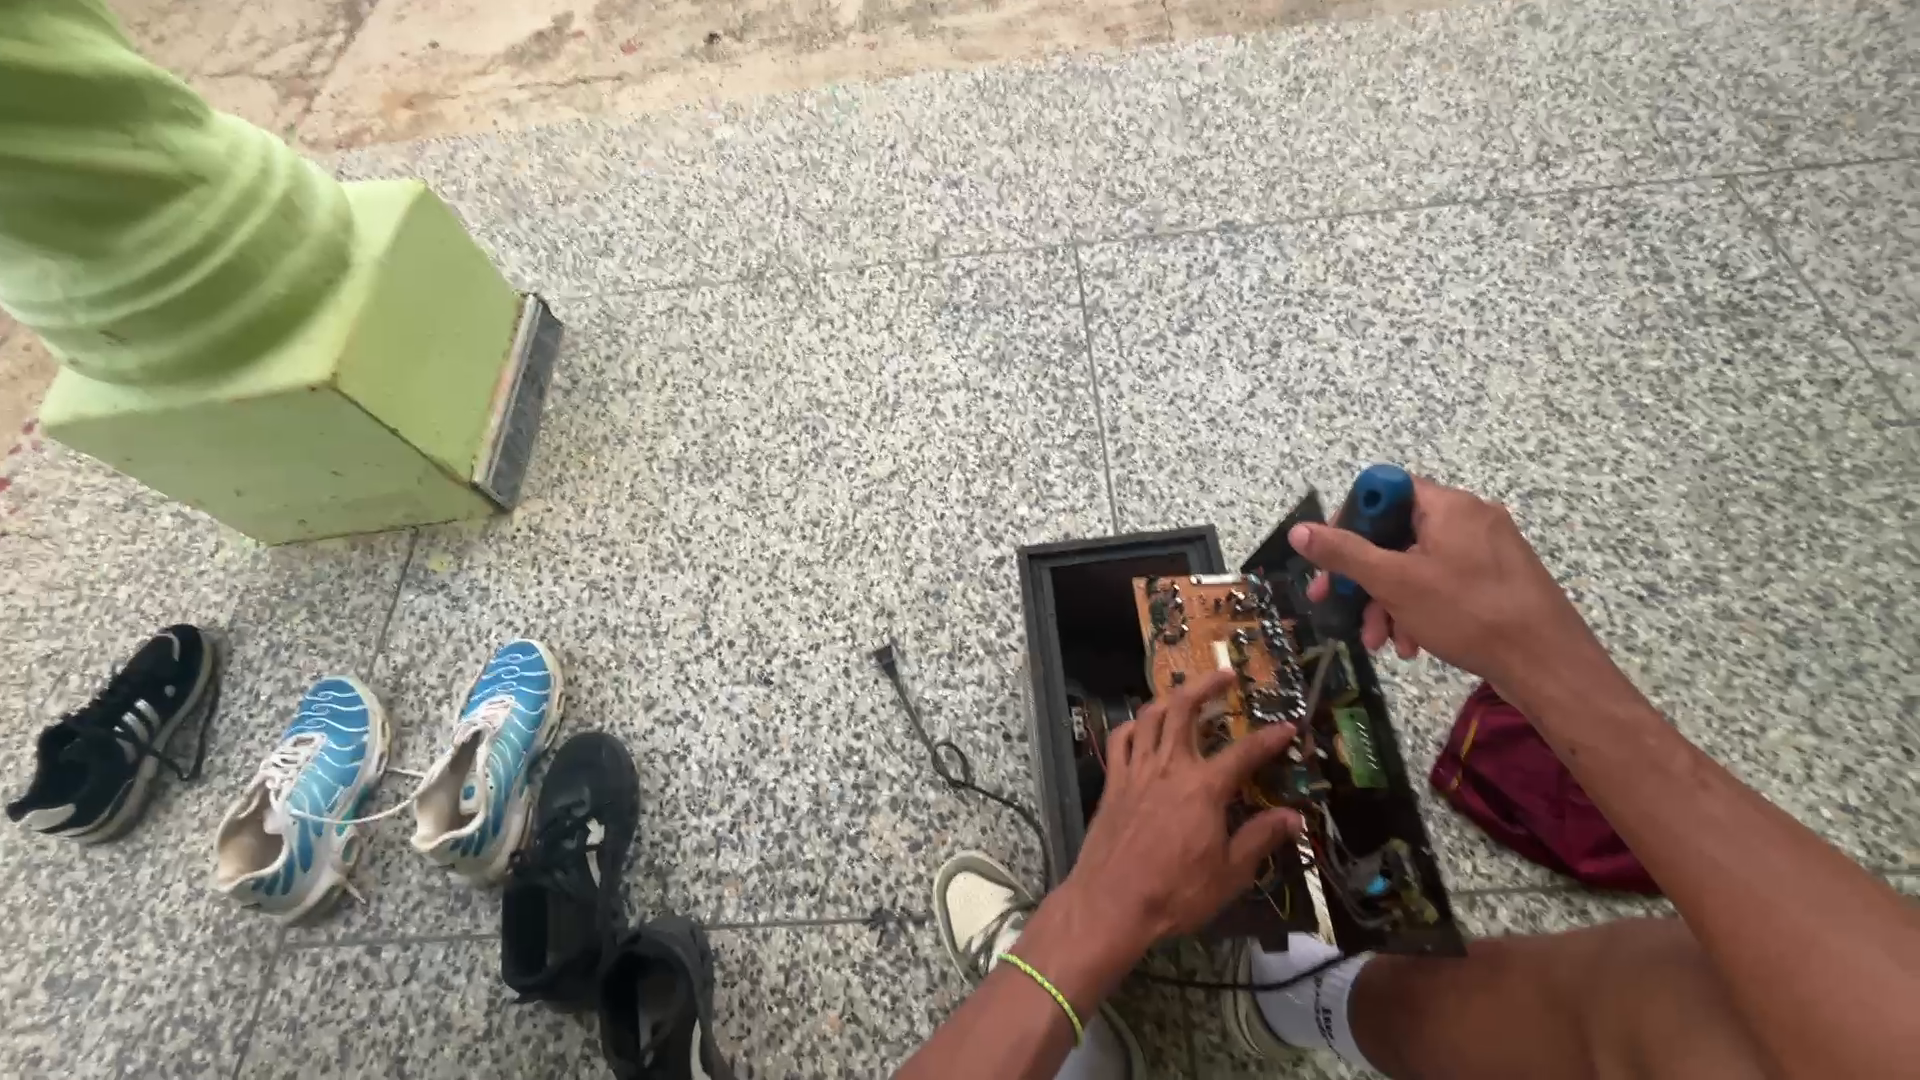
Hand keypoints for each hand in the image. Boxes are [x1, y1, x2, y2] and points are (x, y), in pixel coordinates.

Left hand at [1061, 669, 1302, 949]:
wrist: (1111, 901)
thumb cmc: (1176, 893)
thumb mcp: (1229, 874)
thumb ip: (1260, 839)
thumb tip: (1293, 817)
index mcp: (1203, 788)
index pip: (1244, 753)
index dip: (1269, 738)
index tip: (1288, 725)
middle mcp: (1169, 767)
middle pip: (1184, 710)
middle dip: (1206, 685)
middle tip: (1226, 676)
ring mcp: (1136, 770)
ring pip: (1150, 716)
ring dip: (1169, 698)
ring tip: (1185, 694)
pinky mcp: (1112, 781)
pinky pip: (1120, 739)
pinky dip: (1132, 725)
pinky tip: (1140, 726)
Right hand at [1293, 475, 1610, 708]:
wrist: (1549, 665)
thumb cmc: (1468, 612)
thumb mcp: (1393, 582)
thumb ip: (1342, 553)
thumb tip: (1298, 530)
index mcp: (1447, 506)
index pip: (1383, 491)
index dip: (1350, 520)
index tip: (1331, 556)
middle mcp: (1469, 518)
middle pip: (1394, 533)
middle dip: (1362, 576)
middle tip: (1336, 604)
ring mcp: (1486, 550)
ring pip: (1415, 564)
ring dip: (1386, 601)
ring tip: (1379, 641)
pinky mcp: (1496, 580)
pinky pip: (1441, 582)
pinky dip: (1417, 608)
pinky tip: (1411, 644)